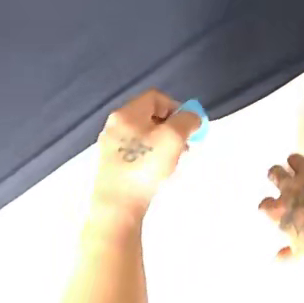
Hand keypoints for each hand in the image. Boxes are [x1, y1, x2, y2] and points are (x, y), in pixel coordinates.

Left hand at [91, 89, 201, 217]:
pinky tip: (158, 173)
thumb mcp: (173, 137)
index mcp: (126, 113)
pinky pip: (137, 151)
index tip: (187, 128)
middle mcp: (114, 125)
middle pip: (150, 116)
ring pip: (144, 135)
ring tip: (173, 162)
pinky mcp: (112, 164)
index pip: (155, 97)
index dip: (176, 107)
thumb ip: (187, 121)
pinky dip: (151, 157)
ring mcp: (111, 146)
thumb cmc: (145, 166)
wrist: (118, 206)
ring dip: (163, 144)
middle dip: (172, 128)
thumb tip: (192, 117)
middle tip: (184, 146)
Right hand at [259, 154, 303, 270]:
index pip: (266, 205)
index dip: (267, 206)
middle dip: (275, 174)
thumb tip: (278, 258)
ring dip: (295, 162)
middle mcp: (293, 190)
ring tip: (296, 164)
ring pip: (296, 160)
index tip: (270, 208)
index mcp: (281, 212)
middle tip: (277, 176)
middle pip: (275, 174)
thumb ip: (290, 255)